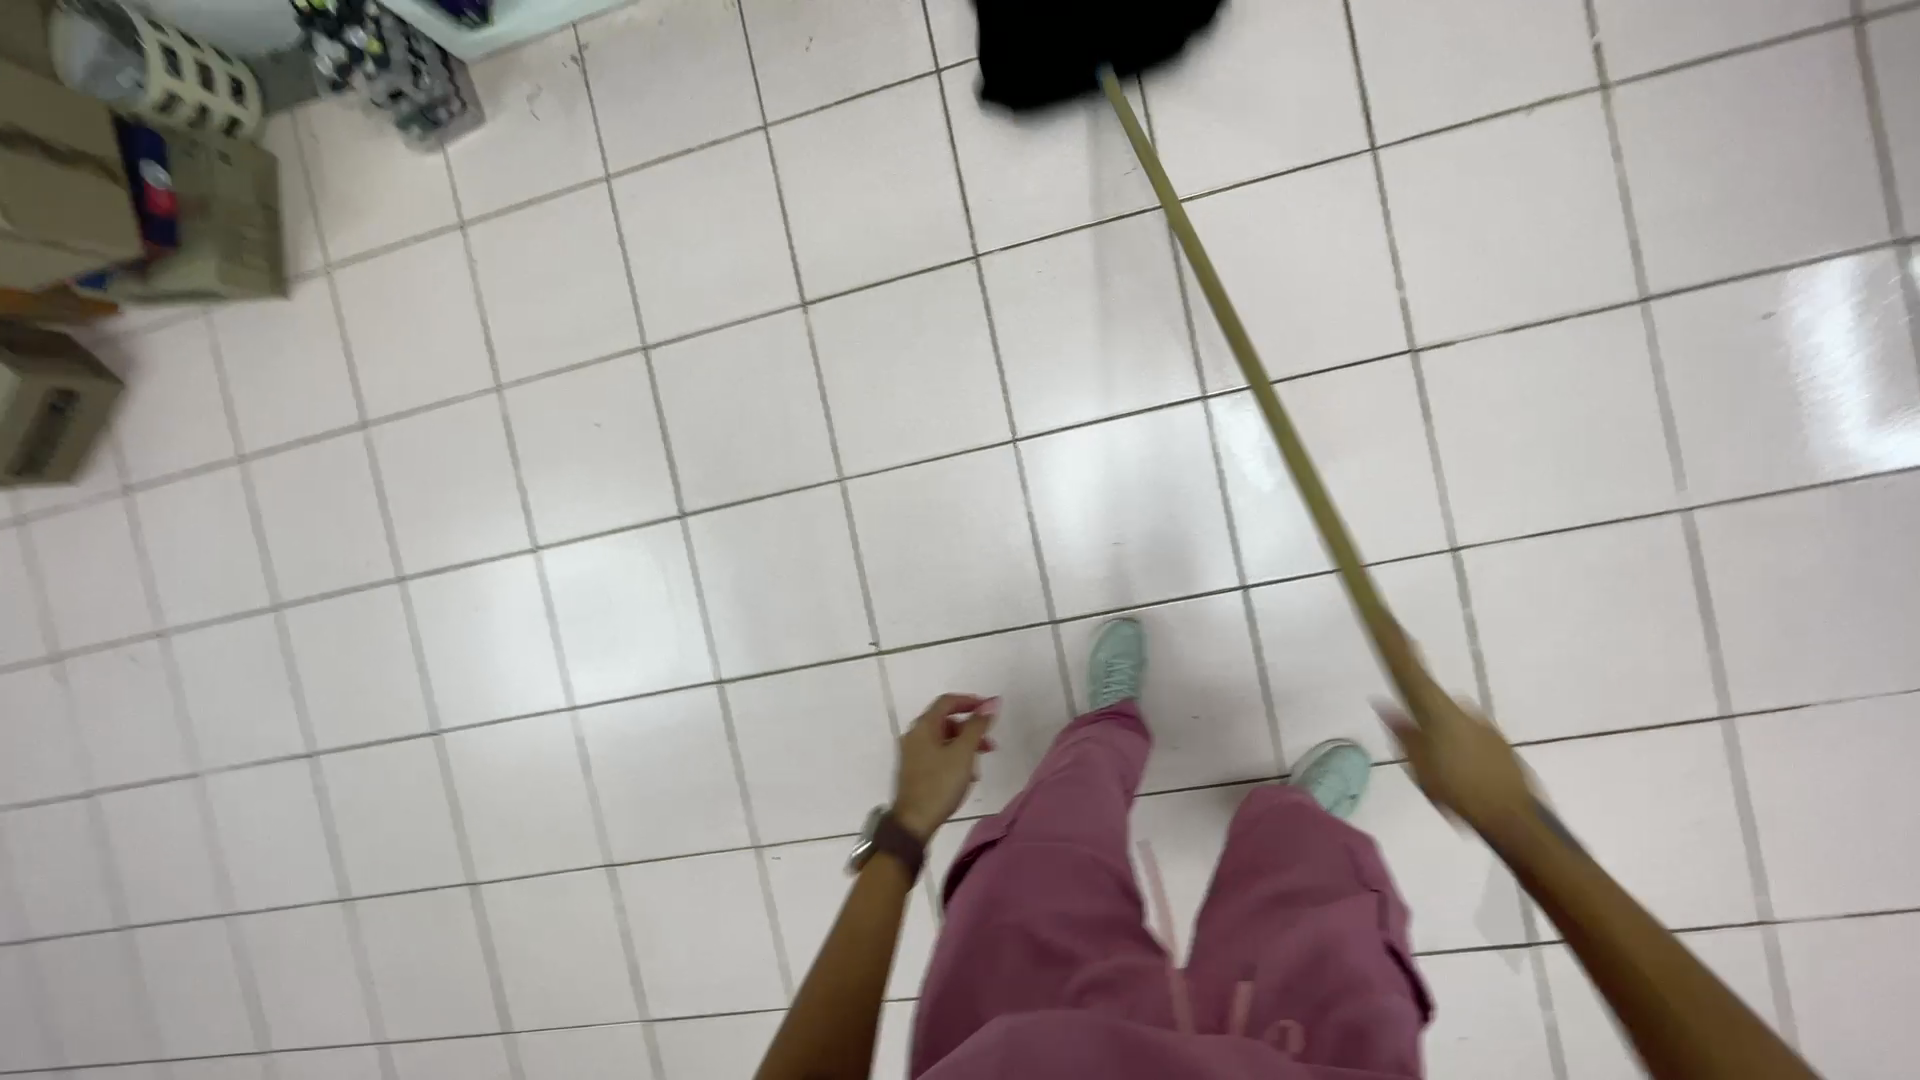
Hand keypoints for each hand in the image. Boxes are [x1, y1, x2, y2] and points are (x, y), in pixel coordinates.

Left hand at [893, 694, 998, 840]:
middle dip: (971, 729)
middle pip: (946, 721)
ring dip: (965, 746)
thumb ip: (977, 726)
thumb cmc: (940, 784)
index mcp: (923, 726)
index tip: (990, 709)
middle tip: (989, 742)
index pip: (948, 701)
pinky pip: (938, 755)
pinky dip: (954, 758)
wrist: (913, 822)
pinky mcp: (914, 770)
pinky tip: (966, 777)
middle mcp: (914, 735)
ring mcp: (912, 753)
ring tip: (979, 765)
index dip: (971, 701)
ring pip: (944, 740)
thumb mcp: (963, 753)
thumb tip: (991, 703)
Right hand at [1374, 625, 1533, 835]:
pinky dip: (1468, 757)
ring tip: (1446, 780)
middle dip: (1428, 724)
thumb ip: (1403, 733)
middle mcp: (1466, 712)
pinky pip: (1476, 744)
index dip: (1402, 648)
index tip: (1392, 622)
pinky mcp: (1504, 748)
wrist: (1515, 820)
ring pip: (1458, 728)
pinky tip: (1466, 783)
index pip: (1414, 673)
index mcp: (1441, 712)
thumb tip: (1384, 704)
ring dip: (1450, 744)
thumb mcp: (1418, 766)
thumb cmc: (1458, 791)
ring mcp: (1489, 729)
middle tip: (1423, 757)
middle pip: (1436, 707)